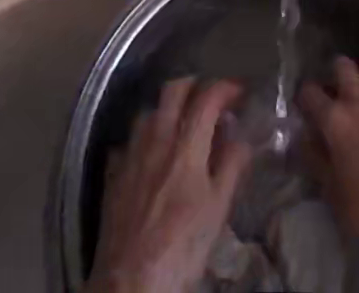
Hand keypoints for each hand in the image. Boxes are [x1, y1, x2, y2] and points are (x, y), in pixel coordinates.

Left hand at [88, 77, 253, 292]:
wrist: (131, 281)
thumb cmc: (182, 246)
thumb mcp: (218, 209)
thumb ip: (232, 165)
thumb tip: (243, 136)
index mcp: (186, 146)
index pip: (207, 98)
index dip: (226, 88)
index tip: (239, 92)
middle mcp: (156, 139)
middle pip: (173, 90)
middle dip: (195, 85)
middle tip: (211, 98)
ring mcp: (131, 153)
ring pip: (148, 110)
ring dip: (168, 108)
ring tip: (182, 124)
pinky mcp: (114, 172)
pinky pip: (129, 139)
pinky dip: (145, 137)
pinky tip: (152, 154)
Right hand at [301, 58, 358, 292]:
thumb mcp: (327, 185)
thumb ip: (313, 154)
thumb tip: (303, 135)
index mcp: (333, 118)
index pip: (310, 91)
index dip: (303, 95)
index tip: (302, 105)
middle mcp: (358, 102)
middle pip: (344, 67)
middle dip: (335, 70)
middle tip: (332, 85)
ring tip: (358, 86)